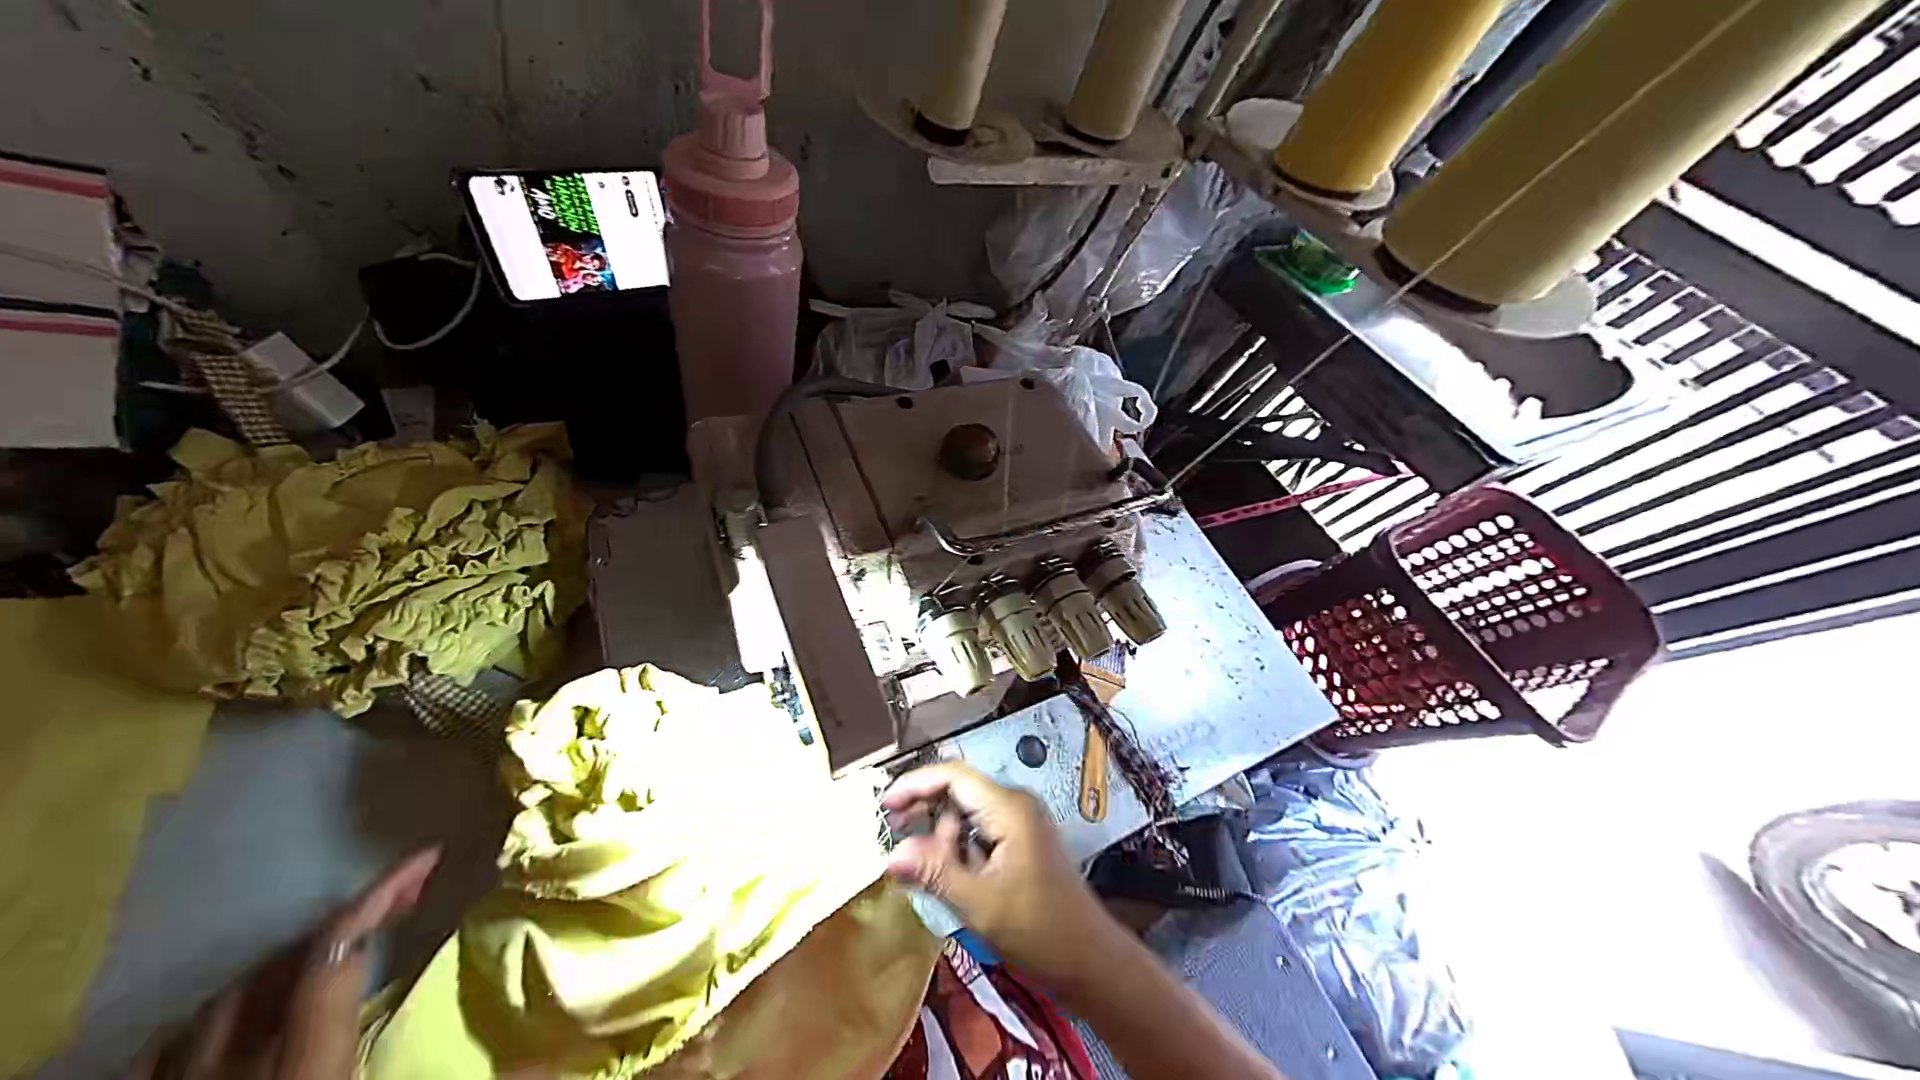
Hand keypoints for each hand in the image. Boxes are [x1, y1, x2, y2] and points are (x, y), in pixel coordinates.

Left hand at [127, 848, 440, 1079]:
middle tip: (406, 895)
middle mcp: (231, 1069)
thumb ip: (463, 1077)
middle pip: (283, 963)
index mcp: (298, 1071)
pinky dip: (230, 1008)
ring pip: (228, 996)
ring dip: (294, 957)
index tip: (429, 858)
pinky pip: (176, 1042)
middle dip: (350, 916)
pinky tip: (254, 1012)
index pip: (333, 954)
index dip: (381, 894)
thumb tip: (554, 1059)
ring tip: (343, 945)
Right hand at [881, 763, 1124, 986]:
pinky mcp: (1021, 842)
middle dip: (924, 811)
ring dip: (942, 836)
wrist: (1091, 962)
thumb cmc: (1040, 931)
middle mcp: (1015, 805)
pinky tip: (950, 878)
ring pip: (967, 813)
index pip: (953, 775)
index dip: (914, 785)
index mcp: (1009, 808)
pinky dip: (959, 849)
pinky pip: (980, 832)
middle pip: (958, 790)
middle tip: (894, 837)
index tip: (884, 807)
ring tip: (924, 870)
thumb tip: (892, 854)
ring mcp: (1021, 823)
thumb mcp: (980, 904)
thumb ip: (935, 873)